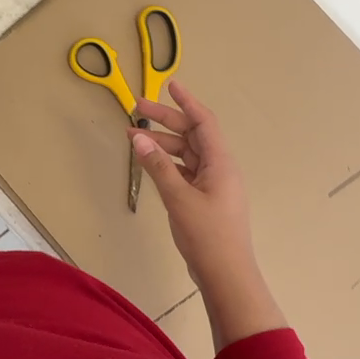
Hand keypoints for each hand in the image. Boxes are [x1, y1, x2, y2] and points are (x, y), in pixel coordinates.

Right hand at [128, 81, 285, 350]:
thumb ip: (158, 167)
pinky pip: (184, 170)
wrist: (225, 273)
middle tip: (137, 110)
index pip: (203, 122)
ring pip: (186, 153)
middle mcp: (219, 168)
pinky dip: (166, 163)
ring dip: (162, 143)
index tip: (169, 85)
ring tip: (134, 139)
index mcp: (221, 163)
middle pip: (193, 135)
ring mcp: (212, 184)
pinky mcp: (203, 199)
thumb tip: (139, 139)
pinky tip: (149, 163)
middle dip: (167, 120)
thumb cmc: (207, 234)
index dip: (186, 102)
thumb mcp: (179, 198)